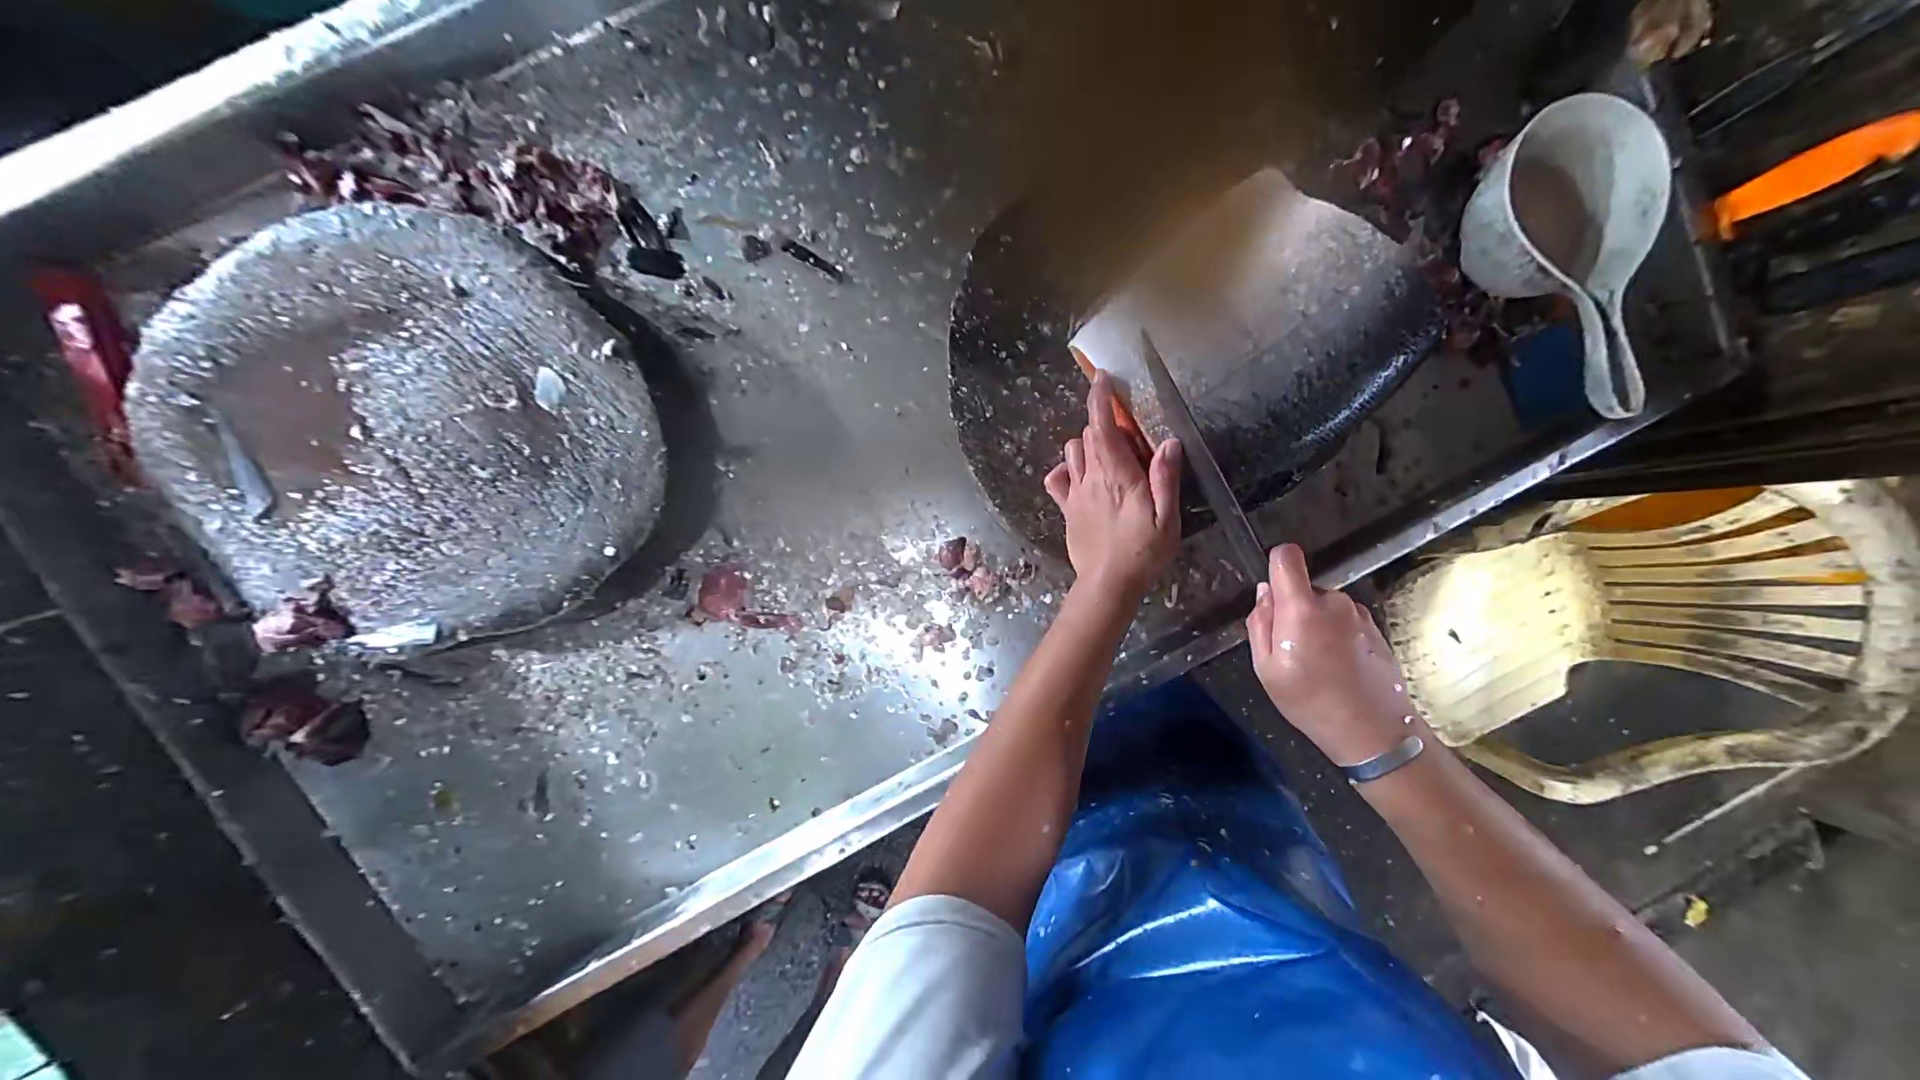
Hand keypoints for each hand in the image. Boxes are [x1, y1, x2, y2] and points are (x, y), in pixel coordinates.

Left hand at [1043, 373, 1181, 596]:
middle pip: (1088, 435)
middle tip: (1132, 445)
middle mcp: (1091, 478)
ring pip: (1072, 451)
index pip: (1101, 427)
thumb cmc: (1143, 551)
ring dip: (1088, 445)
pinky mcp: (1066, 508)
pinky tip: (1081, 476)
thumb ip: (1166, 478)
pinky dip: (1066, 468)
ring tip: (1110, 459)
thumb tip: (1168, 442)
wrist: (1108, 582)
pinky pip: (1057, 478)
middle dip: (1106, 427)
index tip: (1102, 378)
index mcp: (1117, 476)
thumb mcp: (1167, 518)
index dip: (1100, 399)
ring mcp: (1075, 492)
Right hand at [1245, 543, 1417, 765]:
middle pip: (1304, 588)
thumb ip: (1259, 623)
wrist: (1373, 732)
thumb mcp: (1266, 668)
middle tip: (1291, 649)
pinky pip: (1344, 620)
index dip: (1275, 566)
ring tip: (1316, 663)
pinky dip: (1335, 635)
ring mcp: (1359, 615)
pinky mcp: (1375, 628)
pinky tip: (1337, 667)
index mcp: (1302, 609)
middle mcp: (1334, 603)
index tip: (1272, 592)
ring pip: (1324, 606)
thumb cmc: (1310, 701)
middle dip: (1293, 609)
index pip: (1287, 557)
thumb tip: (1265, 592)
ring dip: (1316, 624)